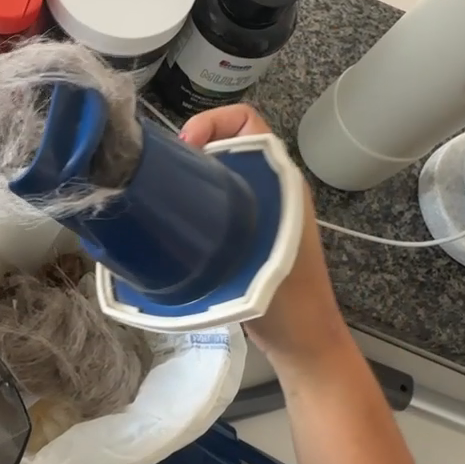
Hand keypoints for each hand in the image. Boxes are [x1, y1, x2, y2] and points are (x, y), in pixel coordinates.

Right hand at [179, 105, 348, 371]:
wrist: (304, 341)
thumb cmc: (286, 302)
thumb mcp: (255, 256)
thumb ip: (221, 228)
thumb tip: (167, 206)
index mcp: (281, 183)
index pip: (248, 122)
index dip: (213, 123)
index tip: (184, 149)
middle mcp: (272, 188)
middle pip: (227, 144)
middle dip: (191, 150)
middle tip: (160, 176)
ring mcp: (261, 210)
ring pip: (220, 173)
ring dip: (190, 176)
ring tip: (160, 196)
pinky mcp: (249, 232)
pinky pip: (218, 200)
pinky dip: (194, 201)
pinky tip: (172, 225)